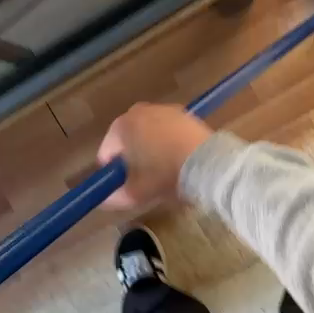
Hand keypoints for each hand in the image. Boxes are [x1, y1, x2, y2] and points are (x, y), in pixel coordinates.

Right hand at [97, 102, 213, 209]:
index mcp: (123, 125)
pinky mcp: (187, 116)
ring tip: (160, 172)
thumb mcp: (138, 191)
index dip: (110, 170)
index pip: (107, 150)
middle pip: (128, 139)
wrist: (207, 163)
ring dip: (150, 150)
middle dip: (130, 158)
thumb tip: (105, 201)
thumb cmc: (165, 174)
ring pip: (150, 134)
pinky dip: (169, 144)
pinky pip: (169, 132)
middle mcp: (142, 111)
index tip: (118, 185)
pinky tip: (177, 161)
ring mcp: (166, 110)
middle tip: (138, 180)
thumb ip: (117, 197)